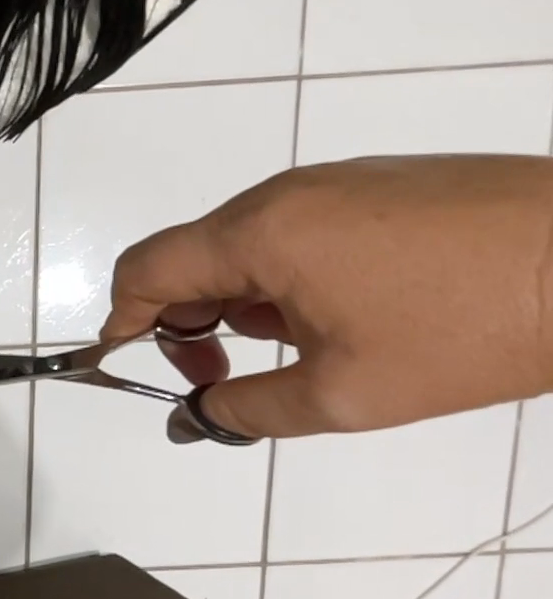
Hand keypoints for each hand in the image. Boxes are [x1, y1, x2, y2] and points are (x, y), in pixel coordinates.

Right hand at [103, 154, 552, 439]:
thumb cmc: (475, 328)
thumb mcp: (345, 394)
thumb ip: (243, 409)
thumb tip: (189, 418)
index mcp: (258, 234)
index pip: (144, 270)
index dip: (123, 319)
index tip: (132, 364)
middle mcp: (282, 195)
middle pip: (189, 256)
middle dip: (185, 320)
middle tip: (224, 373)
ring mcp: (337, 180)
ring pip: (243, 243)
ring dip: (240, 299)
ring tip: (304, 345)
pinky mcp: (386, 181)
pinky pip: (298, 228)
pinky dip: (288, 274)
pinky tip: (350, 310)